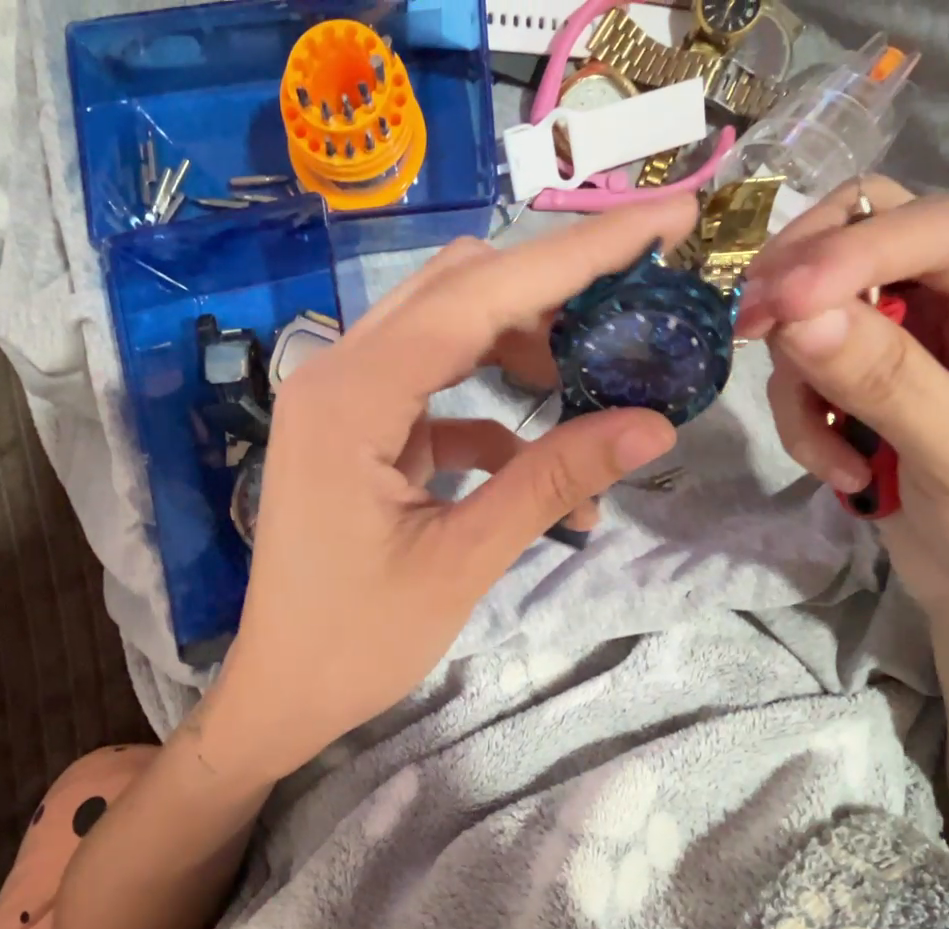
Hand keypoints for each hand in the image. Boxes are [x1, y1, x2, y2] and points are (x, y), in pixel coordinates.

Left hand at [199, 200, 693, 780]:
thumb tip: (653, 425)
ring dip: (525, 346)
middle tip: (642, 297)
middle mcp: (336, 375)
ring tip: (601, 377)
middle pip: (459, 292)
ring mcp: (341, 401)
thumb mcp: (462, 561)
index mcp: (350, 396)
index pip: (478, 294)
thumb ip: (552, 482)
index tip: (666, 217)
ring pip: (446, 333)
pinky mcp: (356, 433)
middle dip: (554, 289)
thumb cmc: (356, 640)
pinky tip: (546, 463)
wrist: (282, 690)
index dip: (578, 254)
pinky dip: (493, 415)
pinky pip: (435, 394)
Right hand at [738, 181, 948, 667]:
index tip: (770, 307)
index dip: (848, 255)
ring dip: (805, 385)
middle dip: (805, 289)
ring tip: (835, 461)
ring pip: (823, 312)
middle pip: (868, 241)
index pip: (935, 230)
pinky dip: (806, 419)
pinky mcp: (880, 385)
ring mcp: (926, 341)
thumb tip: (792, 313)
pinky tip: (840, 473)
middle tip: (750, 334)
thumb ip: (884, 378)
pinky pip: (811, 370)